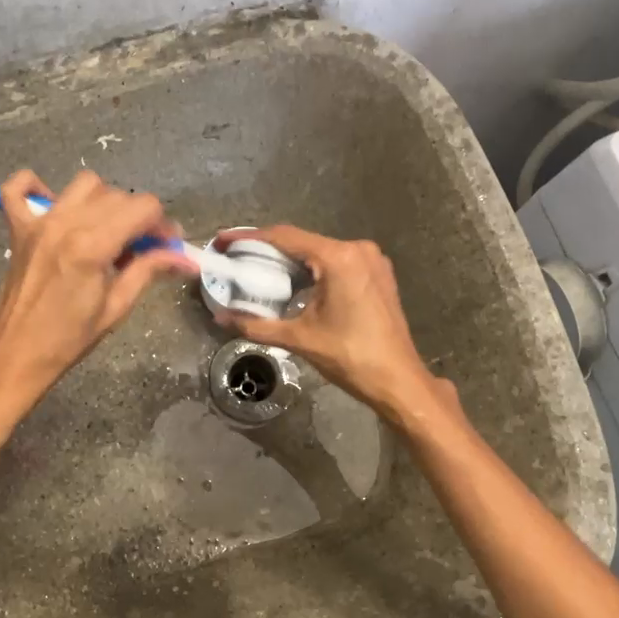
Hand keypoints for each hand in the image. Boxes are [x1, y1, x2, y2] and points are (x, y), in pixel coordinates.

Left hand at [0, 170, 196, 406]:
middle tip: (143, 249)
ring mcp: (39, 222)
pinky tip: (55, 205)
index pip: (143, 208)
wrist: (16, 354)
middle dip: (139, 217)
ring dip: (103, 202)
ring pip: (84, 185)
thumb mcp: (116, 307)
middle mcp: (65, 224)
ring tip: (107, 231)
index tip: (167, 246)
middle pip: (118, 196)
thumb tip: (185, 259)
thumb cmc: (69, 339)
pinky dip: (36, 185)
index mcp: (92, 247)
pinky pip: (18, 186)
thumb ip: (149, 271)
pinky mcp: (18, 228)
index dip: (162, 225)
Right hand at [213, 226, 444, 418]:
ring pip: (320, 253)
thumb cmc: (350, 357)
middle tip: (238, 259)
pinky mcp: (378, 274)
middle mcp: (358, 249)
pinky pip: (337, 263)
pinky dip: (314, 271)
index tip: (224, 240)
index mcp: (339, 258)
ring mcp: (372, 260)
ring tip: (260, 273)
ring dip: (291, 262)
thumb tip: (220, 318)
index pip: (285, 237)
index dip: (250, 237)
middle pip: (303, 242)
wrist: (398, 380)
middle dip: (269, 251)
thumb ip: (255, 325)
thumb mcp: (299, 339)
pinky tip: (295, 285)